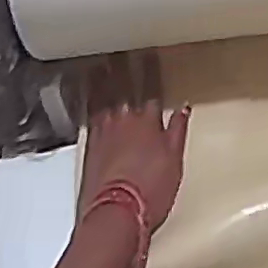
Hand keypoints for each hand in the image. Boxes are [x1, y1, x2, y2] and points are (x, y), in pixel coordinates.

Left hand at [80, 53, 189, 229]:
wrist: (116, 216)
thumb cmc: (150, 192)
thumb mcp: (174, 161)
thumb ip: (177, 131)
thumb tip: (183, 109)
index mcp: (149, 121)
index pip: (152, 87)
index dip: (151, 69)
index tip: (149, 54)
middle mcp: (126, 119)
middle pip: (125, 86)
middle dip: (125, 66)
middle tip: (121, 50)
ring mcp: (104, 131)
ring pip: (104, 95)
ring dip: (103, 78)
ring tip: (101, 64)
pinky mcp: (89, 145)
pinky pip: (88, 113)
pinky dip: (87, 100)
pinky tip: (84, 94)